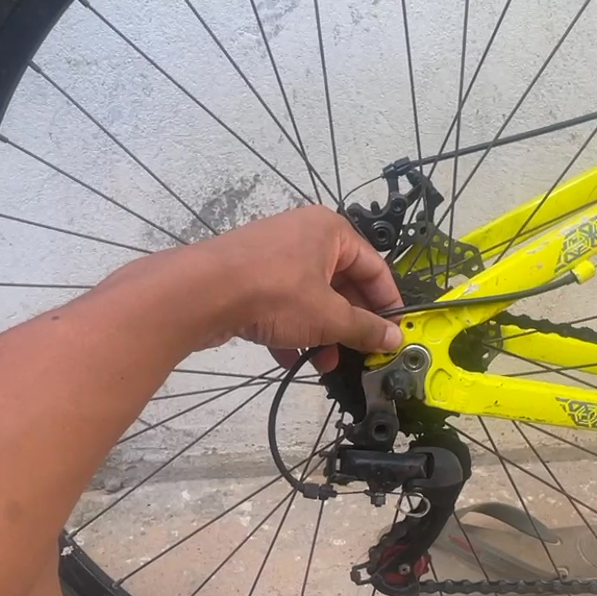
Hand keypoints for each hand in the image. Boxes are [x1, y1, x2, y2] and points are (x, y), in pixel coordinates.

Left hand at [191, 206, 403, 371]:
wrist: (201, 293)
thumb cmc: (273, 293)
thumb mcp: (328, 315)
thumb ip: (364, 328)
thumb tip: (394, 339)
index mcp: (330, 231)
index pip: (373, 266)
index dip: (388, 302)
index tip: (396, 332)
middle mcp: (304, 237)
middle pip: (341, 284)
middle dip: (350, 323)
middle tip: (362, 353)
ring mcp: (274, 257)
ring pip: (311, 298)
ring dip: (322, 333)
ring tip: (325, 364)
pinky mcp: (251, 279)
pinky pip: (283, 306)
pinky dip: (292, 331)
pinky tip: (292, 359)